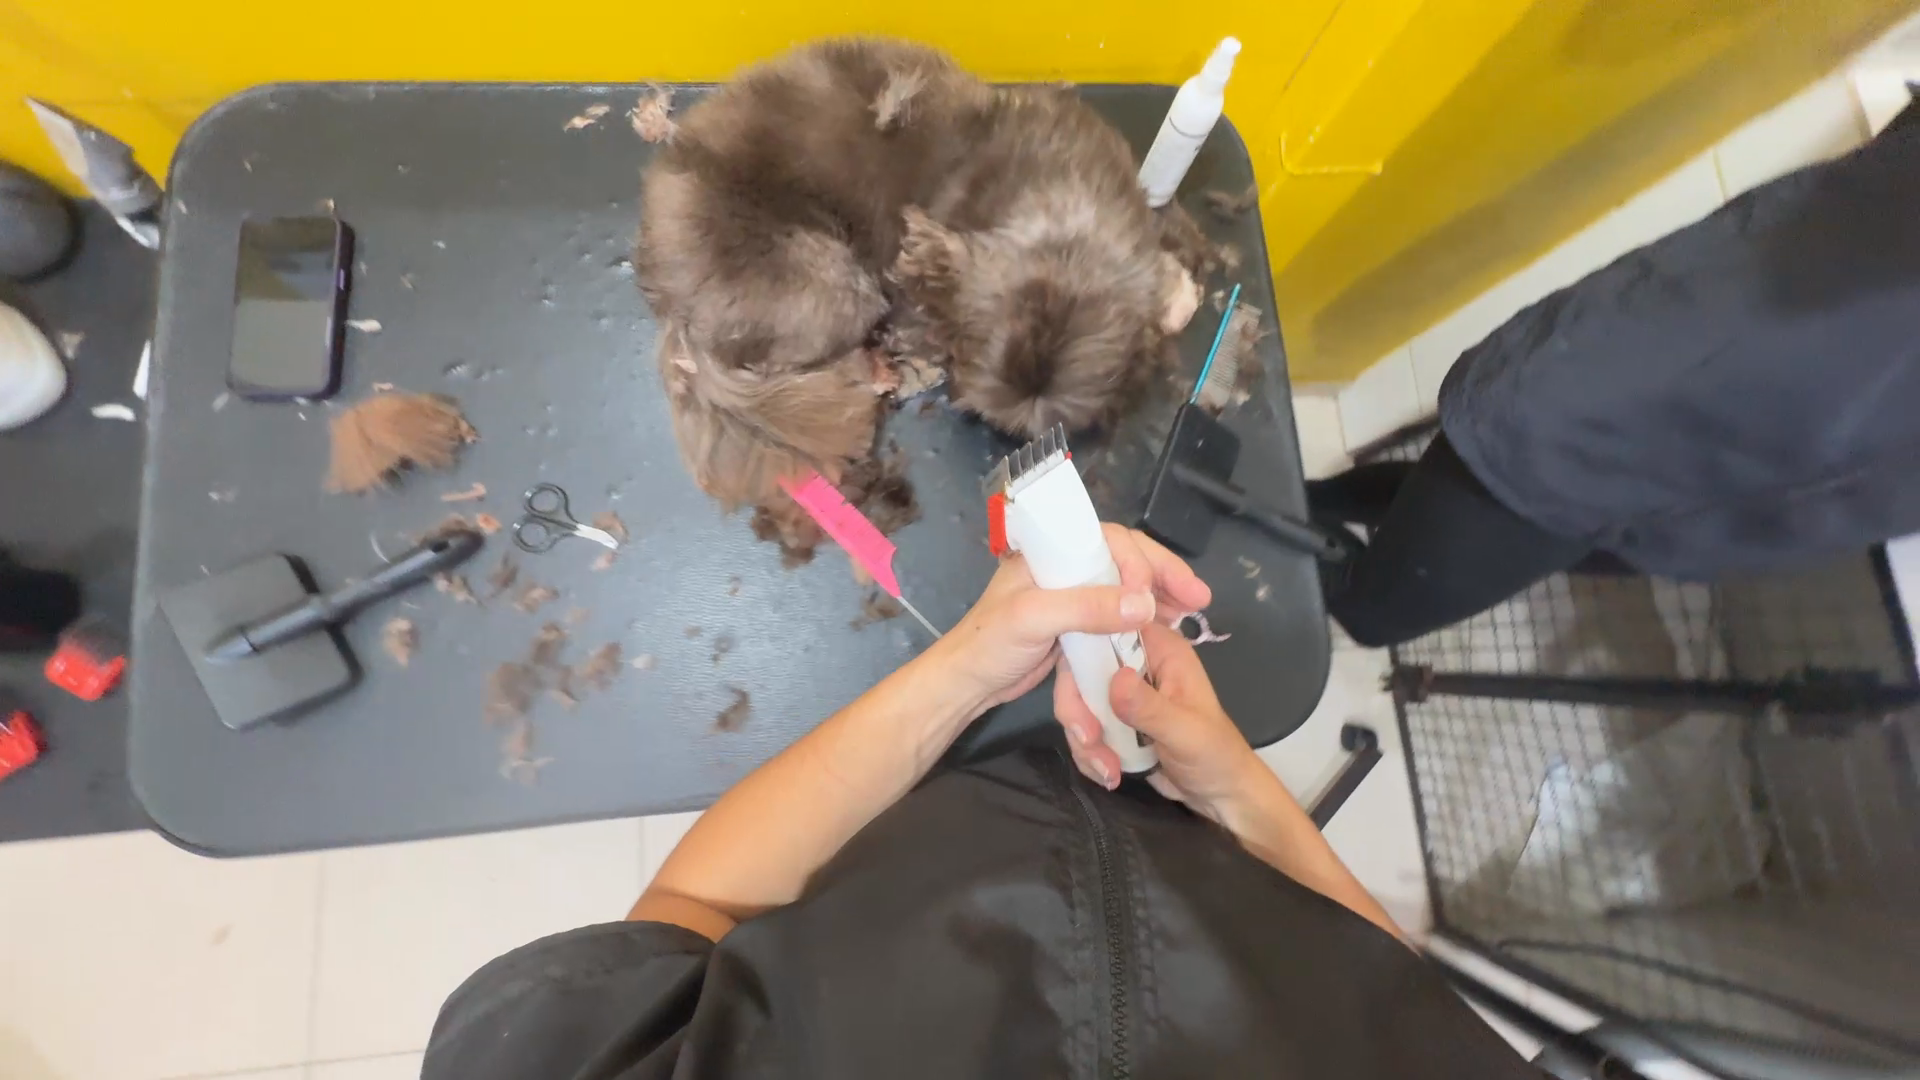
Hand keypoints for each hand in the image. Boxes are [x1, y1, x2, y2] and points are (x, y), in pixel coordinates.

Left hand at [927, 525, 1212, 719]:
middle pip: (1123, 558)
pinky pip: (1116, 613)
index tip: (1156, 593)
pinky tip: (1164, 628)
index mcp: (1048, 553)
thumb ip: (1087, 607)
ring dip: (1159, 594)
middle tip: (1199, 596)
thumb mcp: (1034, 619)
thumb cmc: (990, 644)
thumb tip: (1144, 603)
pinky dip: (1142, 618)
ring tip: (1191, 611)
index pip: (1106, 539)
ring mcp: (1069, 596)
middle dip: (1162, 573)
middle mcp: (1062, 568)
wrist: (967, 683)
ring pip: (1124, 584)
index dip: (1140, 560)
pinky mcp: (1073, 625)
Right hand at [1054, 620, 1267, 820]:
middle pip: (1081, 666)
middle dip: (1077, 710)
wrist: (1220, 793)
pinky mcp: (1112, 716)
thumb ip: (1150, 708)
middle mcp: (1136, 661)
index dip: (1082, 650)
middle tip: (1090, 741)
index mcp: (1160, 648)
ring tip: (1108, 770)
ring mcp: (1121, 690)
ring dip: (1083, 739)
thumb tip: (1115, 679)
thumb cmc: (1216, 756)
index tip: (1077, 693)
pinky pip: (1082, 725)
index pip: (1107, 628)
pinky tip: (1108, 772)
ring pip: (1077, 700)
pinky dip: (1087, 751)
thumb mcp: (1186, 733)